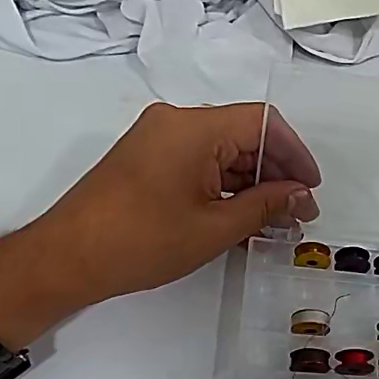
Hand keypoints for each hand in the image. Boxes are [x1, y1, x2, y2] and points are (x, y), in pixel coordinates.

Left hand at [0, 103, 319, 347]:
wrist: (67, 257)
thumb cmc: (141, 242)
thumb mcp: (212, 228)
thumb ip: (264, 206)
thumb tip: (300, 196)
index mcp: (193, 127)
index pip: (263, 122)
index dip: (295, 154)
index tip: (310, 190)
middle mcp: (174, 121)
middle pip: (241, 133)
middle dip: (274, 172)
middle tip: (296, 214)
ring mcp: (155, 137)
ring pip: (218, 150)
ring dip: (248, 181)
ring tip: (271, 221)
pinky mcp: (144, 157)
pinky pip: (194, 161)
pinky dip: (219, 184)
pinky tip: (237, 215)